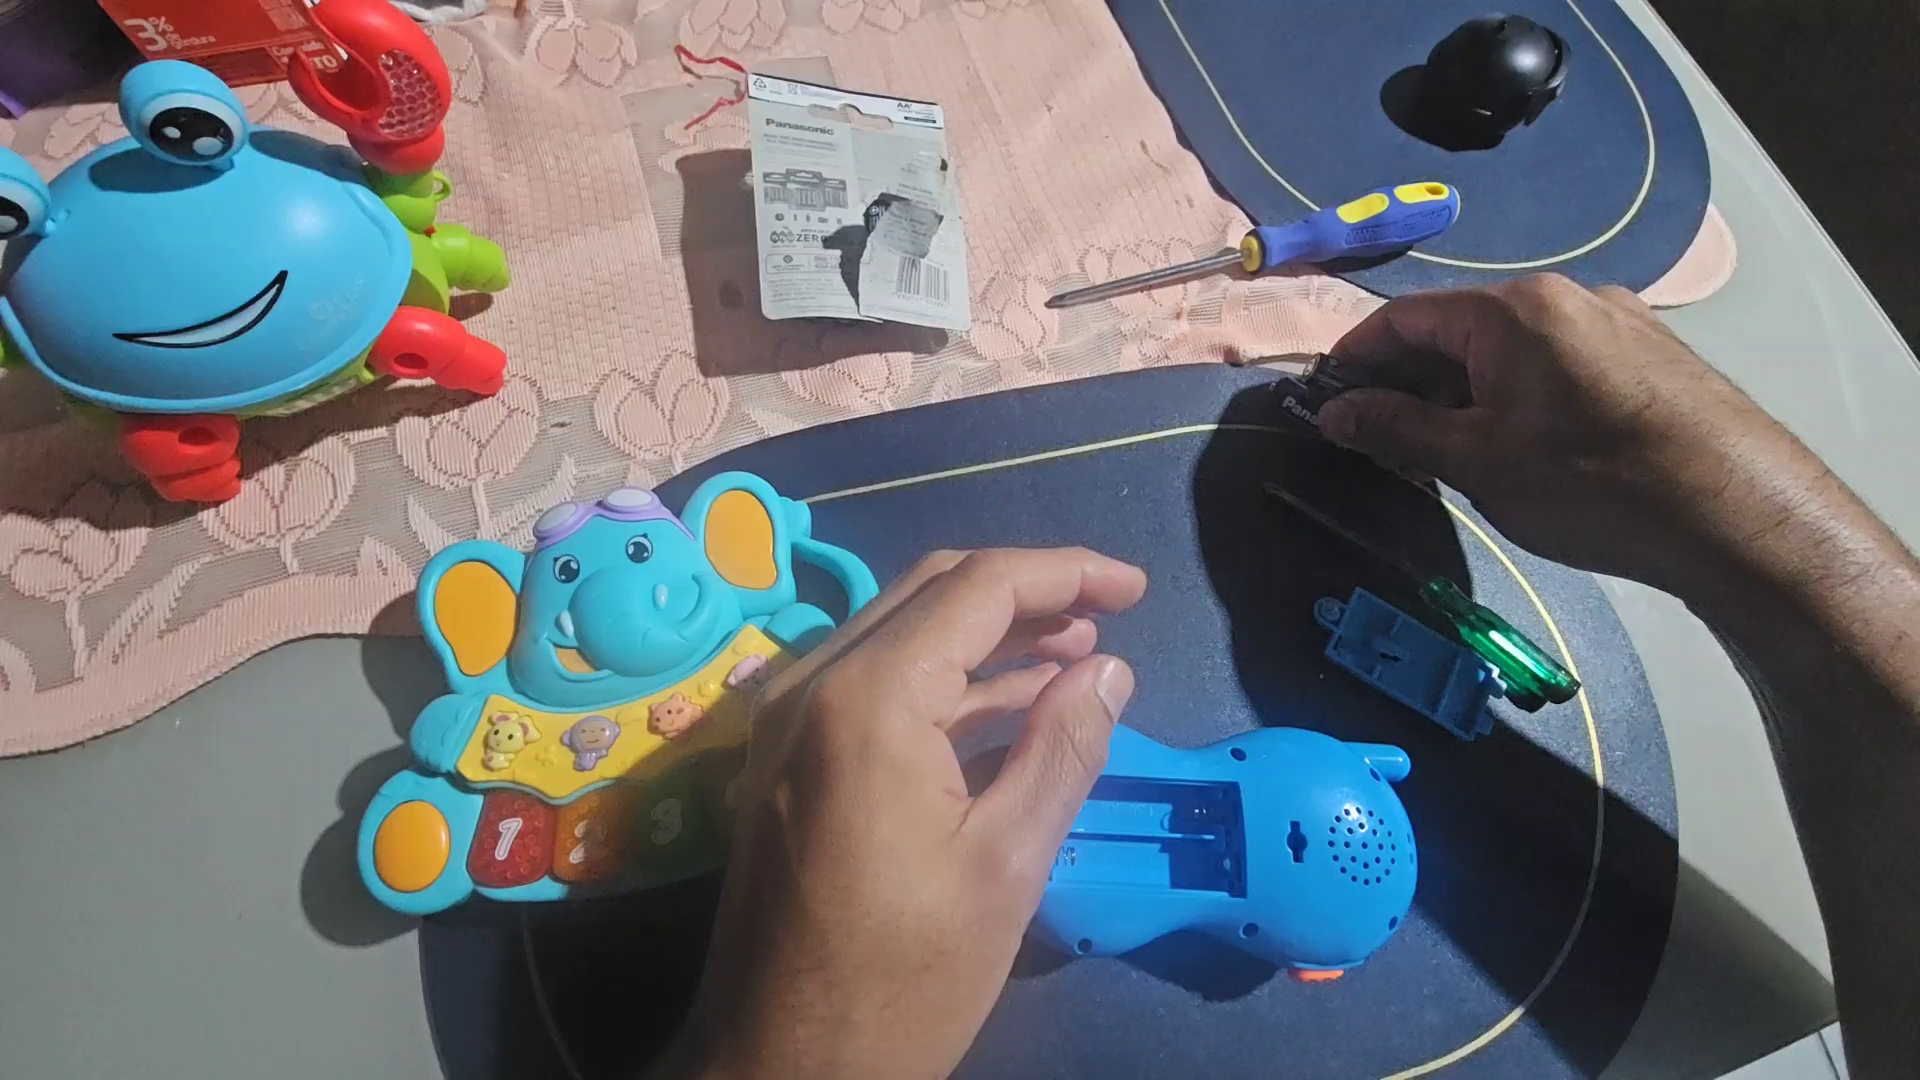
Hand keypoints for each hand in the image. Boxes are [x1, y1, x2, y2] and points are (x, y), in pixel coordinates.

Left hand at [659, 548, 1147, 1079]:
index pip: (979, 588)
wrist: (777, 1069)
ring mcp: (792, 709)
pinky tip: (1012, 693)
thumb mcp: (1006, 867)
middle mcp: (815, 679)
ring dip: (993, 630)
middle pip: (937, 590)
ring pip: (907, 626)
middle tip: (1108, 611)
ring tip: (1078, 647)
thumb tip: (1110, 670)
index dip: (1065, 572)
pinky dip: (949, 675)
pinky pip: (880, 677)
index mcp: (868, 698)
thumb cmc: (900, 981)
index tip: (1132, 586)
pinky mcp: (792, 743)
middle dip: (1030, 591)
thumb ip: (1062, 748)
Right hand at [1315, 274, 1830, 588]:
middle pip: (1450, 330)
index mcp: (1513, 310)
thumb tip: (1330, 413)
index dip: (1353, 357)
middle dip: (1399, 379)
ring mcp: (1609, 322)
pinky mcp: (1638, 355)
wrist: (1742, 518)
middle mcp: (1562, 298)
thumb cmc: (1588, 482)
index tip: (1323, 399)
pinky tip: (1492, 439)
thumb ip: (1391, 428)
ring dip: (1446, 391)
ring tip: (1425, 445)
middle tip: (1368, 434)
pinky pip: (1540, 362)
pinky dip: (1496, 394)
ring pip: (1495, 350)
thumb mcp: (1472, 459)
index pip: (1404, 317)